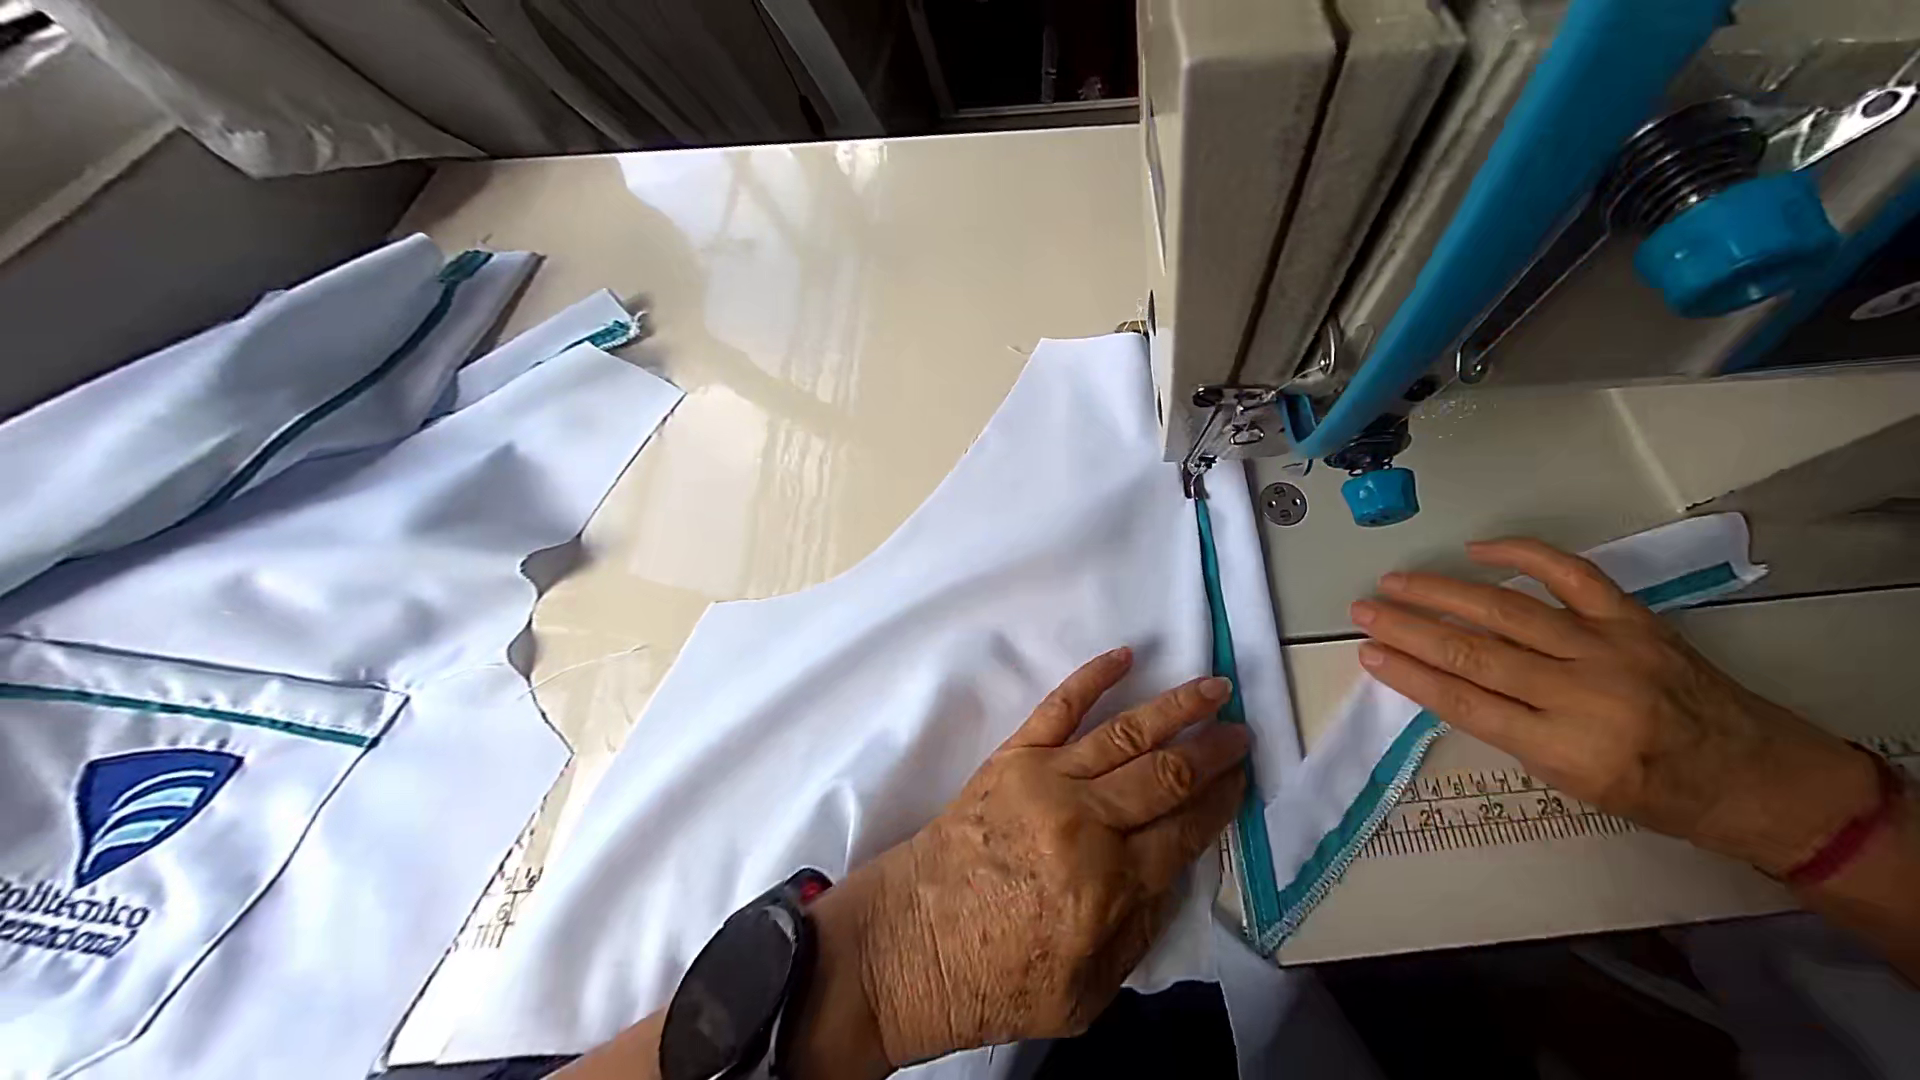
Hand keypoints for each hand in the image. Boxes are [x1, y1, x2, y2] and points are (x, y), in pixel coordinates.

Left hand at [820, 648, 1248, 1067]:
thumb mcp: (1090, 991)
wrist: (913, 941)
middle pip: (1167, 774)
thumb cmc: (998, 976)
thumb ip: (1141, 927)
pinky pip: (1059, 707)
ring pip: (1125, 734)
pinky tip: (1123, 656)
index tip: (1243, 776)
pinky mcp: (1011, 757)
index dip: (1222, 800)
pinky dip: (1092, 678)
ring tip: (1212, 686)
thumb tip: (1174, 865)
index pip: (1187, 829)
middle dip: (1212, 749)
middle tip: (1241, 728)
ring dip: (1174, 706)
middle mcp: (1086, 823)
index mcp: (1112, 886)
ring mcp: (1046, 781)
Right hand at [1349, 538, 1879, 876]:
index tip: (1366, 652)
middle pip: (1474, 652)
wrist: (1763, 778)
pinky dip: (1523, 555)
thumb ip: (1503, 725)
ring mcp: (1612, 649)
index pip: (1463, 701)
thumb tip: (1434, 678)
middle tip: (1362, 611)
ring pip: (1507, 610)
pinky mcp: (1635, 620)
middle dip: (1407, 628)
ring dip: (1441, 591)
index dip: (1407, 674)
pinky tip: (1479, 550)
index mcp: (1567, 747)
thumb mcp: (1566, 779)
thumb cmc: (1652, 791)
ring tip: (1394, 581)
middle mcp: (1586, 694)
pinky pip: (1574, 575)